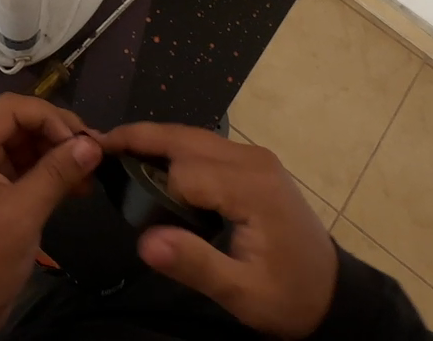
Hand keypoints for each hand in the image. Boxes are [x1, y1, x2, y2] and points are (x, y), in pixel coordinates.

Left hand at [0, 94, 102, 340]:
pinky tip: (80, 187)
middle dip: (57, 133)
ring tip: (91, 172)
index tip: (79, 140)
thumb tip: (92, 145)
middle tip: (93, 152)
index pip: (10, 109)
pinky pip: (29, 170)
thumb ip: (56, 174)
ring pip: (28, 146)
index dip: (47, 116)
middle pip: (20, 123)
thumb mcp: (21, 215)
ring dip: (59, 154)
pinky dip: (54, 174)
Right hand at [101, 122, 336, 338]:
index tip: (112, 187)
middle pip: (184, 139)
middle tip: (98, 145)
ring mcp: (254, 156)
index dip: (151, 186)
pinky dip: (174, 148)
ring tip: (117, 148)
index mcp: (250, 187)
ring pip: (192, 136)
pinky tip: (153, 159)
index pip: (184, 173)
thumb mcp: (242, 294)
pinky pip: (205, 144)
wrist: (334, 295)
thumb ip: (194, 264)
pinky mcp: (254, 162)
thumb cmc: (287, 297)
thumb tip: (143, 241)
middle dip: (140, 139)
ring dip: (154, 139)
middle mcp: (251, 159)